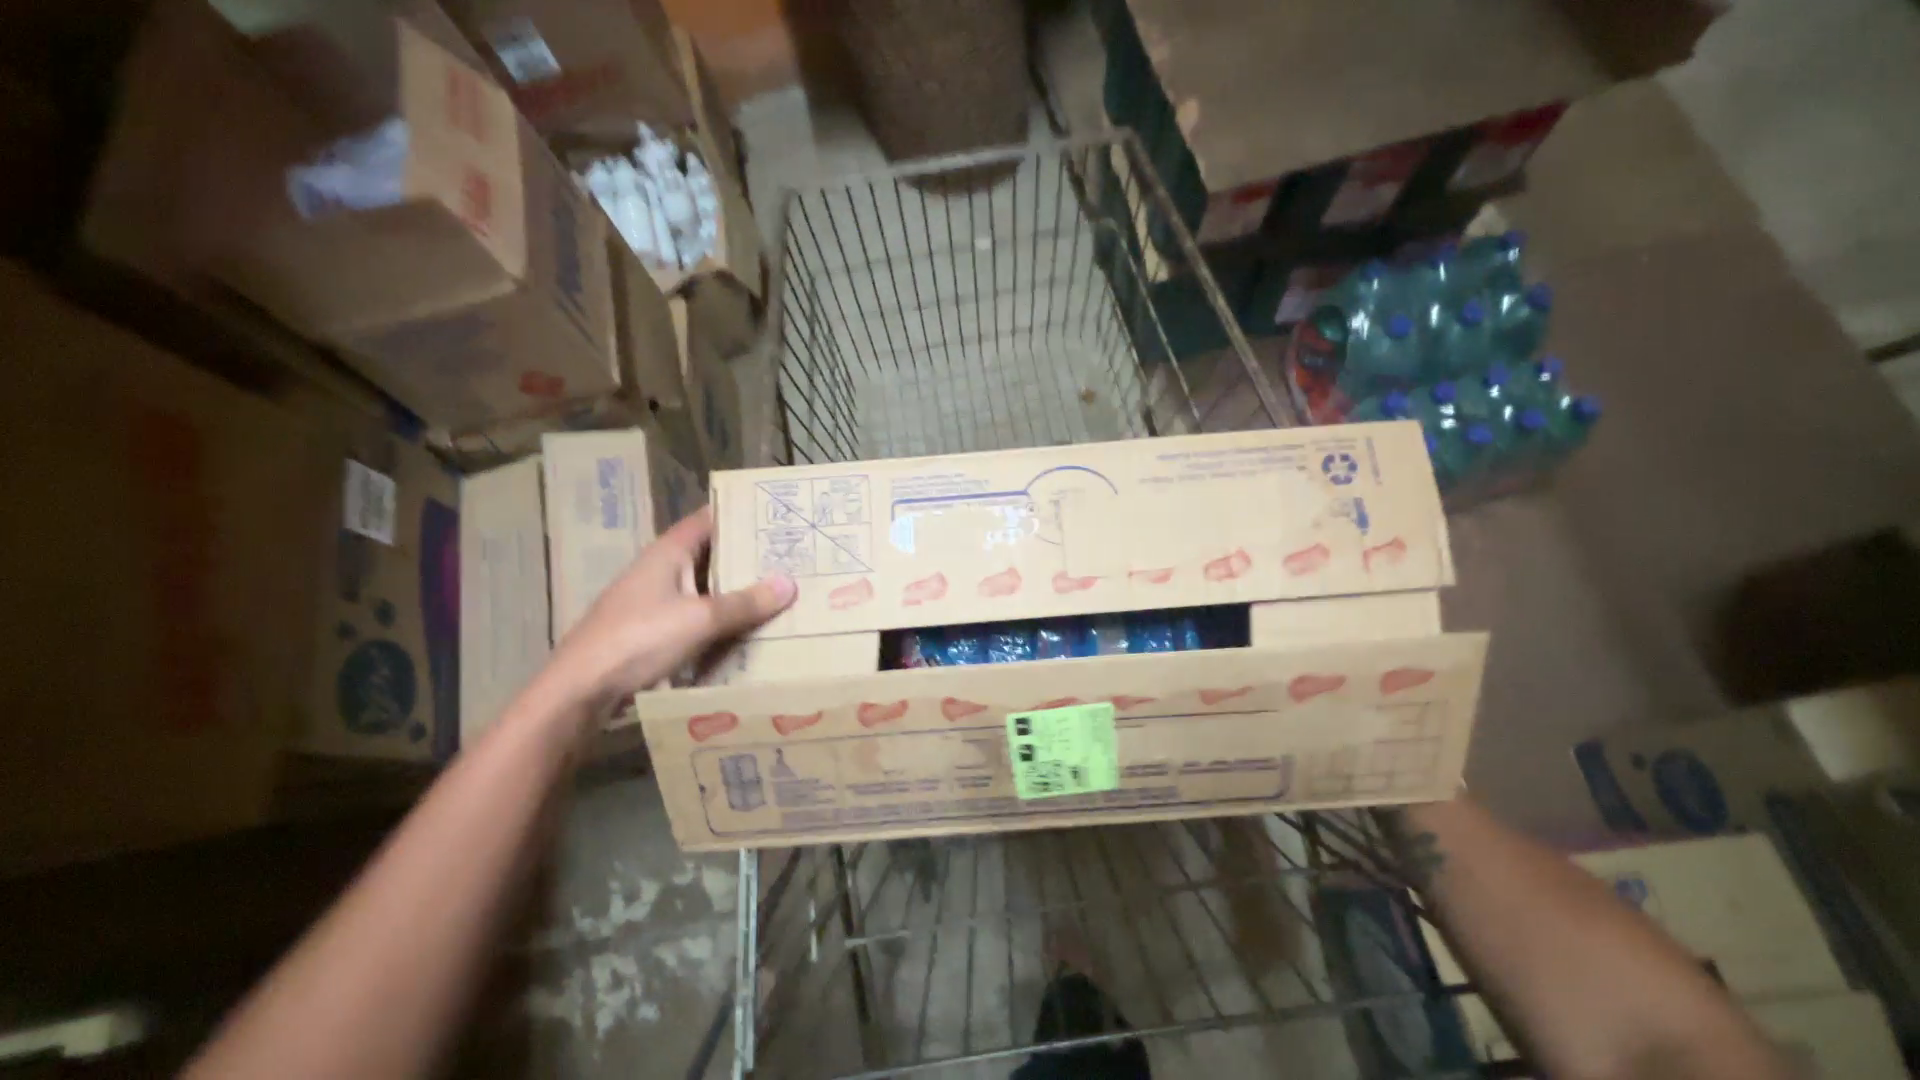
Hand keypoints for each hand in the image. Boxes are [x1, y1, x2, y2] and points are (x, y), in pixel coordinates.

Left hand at [541, 507, 794, 713]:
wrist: (581, 689)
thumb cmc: (638, 640)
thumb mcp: (699, 619)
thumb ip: (744, 603)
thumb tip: (789, 583)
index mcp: (669, 553)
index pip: (709, 519)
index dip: (741, 513)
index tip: (779, 515)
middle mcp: (661, 570)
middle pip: (711, 555)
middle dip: (748, 557)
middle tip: (794, 559)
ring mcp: (655, 602)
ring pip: (705, 589)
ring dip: (737, 593)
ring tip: (781, 594)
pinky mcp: (653, 633)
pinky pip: (697, 618)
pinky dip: (721, 622)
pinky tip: (748, 634)